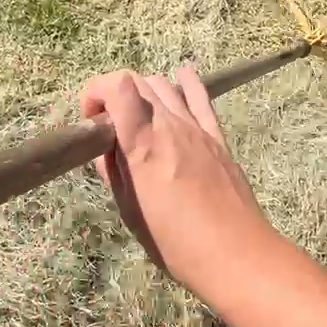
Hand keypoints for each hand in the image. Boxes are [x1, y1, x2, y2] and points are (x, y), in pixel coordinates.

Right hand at [81, 63, 277, 295]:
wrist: (235, 252)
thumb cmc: (176, 243)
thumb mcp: (131, 213)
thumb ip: (115, 173)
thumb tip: (105, 150)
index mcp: (143, 145)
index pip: (118, 87)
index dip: (97, 91)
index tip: (91, 118)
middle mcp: (170, 125)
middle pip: (139, 82)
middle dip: (115, 94)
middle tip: (109, 126)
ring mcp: (196, 127)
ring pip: (166, 86)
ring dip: (144, 92)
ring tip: (137, 117)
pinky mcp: (217, 135)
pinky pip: (201, 97)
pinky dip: (187, 82)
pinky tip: (182, 73)